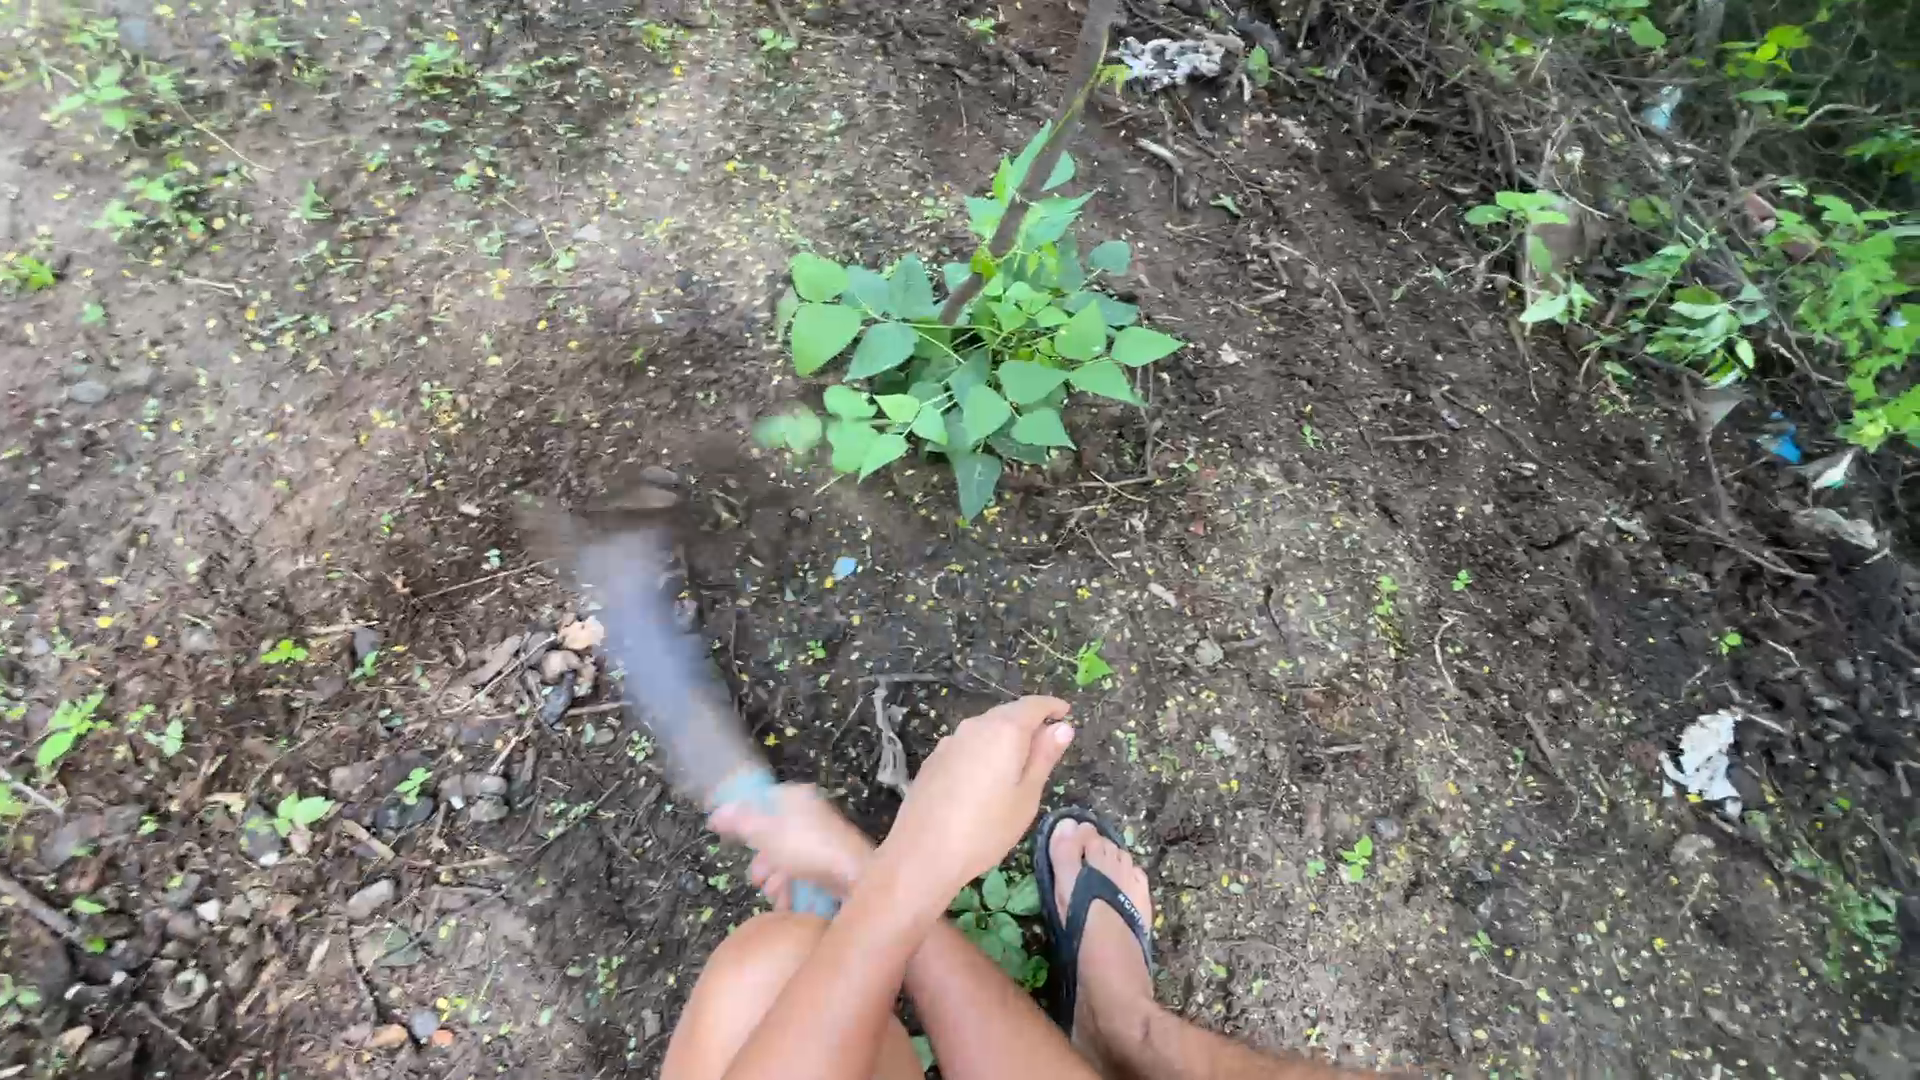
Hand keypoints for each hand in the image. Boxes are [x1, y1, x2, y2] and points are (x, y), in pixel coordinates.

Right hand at [709, 783, 875, 900]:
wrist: (856, 875)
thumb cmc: (808, 850)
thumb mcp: (766, 834)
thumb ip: (740, 822)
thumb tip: (716, 812)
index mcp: (794, 797)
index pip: (762, 799)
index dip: (745, 820)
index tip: (734, 841)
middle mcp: (808, 811)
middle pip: (772, 832)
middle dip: (761, 859)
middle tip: (756, 879)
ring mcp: (819, 834)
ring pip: (785, 854)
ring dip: (774, 877)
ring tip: (773, 894)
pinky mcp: (828, 857)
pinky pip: (801, 868)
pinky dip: (791, 884)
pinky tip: (787, 901)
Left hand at [878, 695, 1073, 901]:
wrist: (922, 852)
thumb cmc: (987, 829)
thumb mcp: (1026, 796)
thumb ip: (1044, 756)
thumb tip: (1062, 727)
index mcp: (1004, 731)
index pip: (1032, 705)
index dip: (1051, 706)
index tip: (1066, 712)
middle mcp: (975, 726)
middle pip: (1008, 713)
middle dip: (1029, 721)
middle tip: (1048, 742)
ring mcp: (951, 741)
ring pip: (986, 728)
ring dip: (1006, 736)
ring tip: (1019, 763)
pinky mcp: (935, 758)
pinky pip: (968, 744)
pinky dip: (984, 749)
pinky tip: (986, 777)